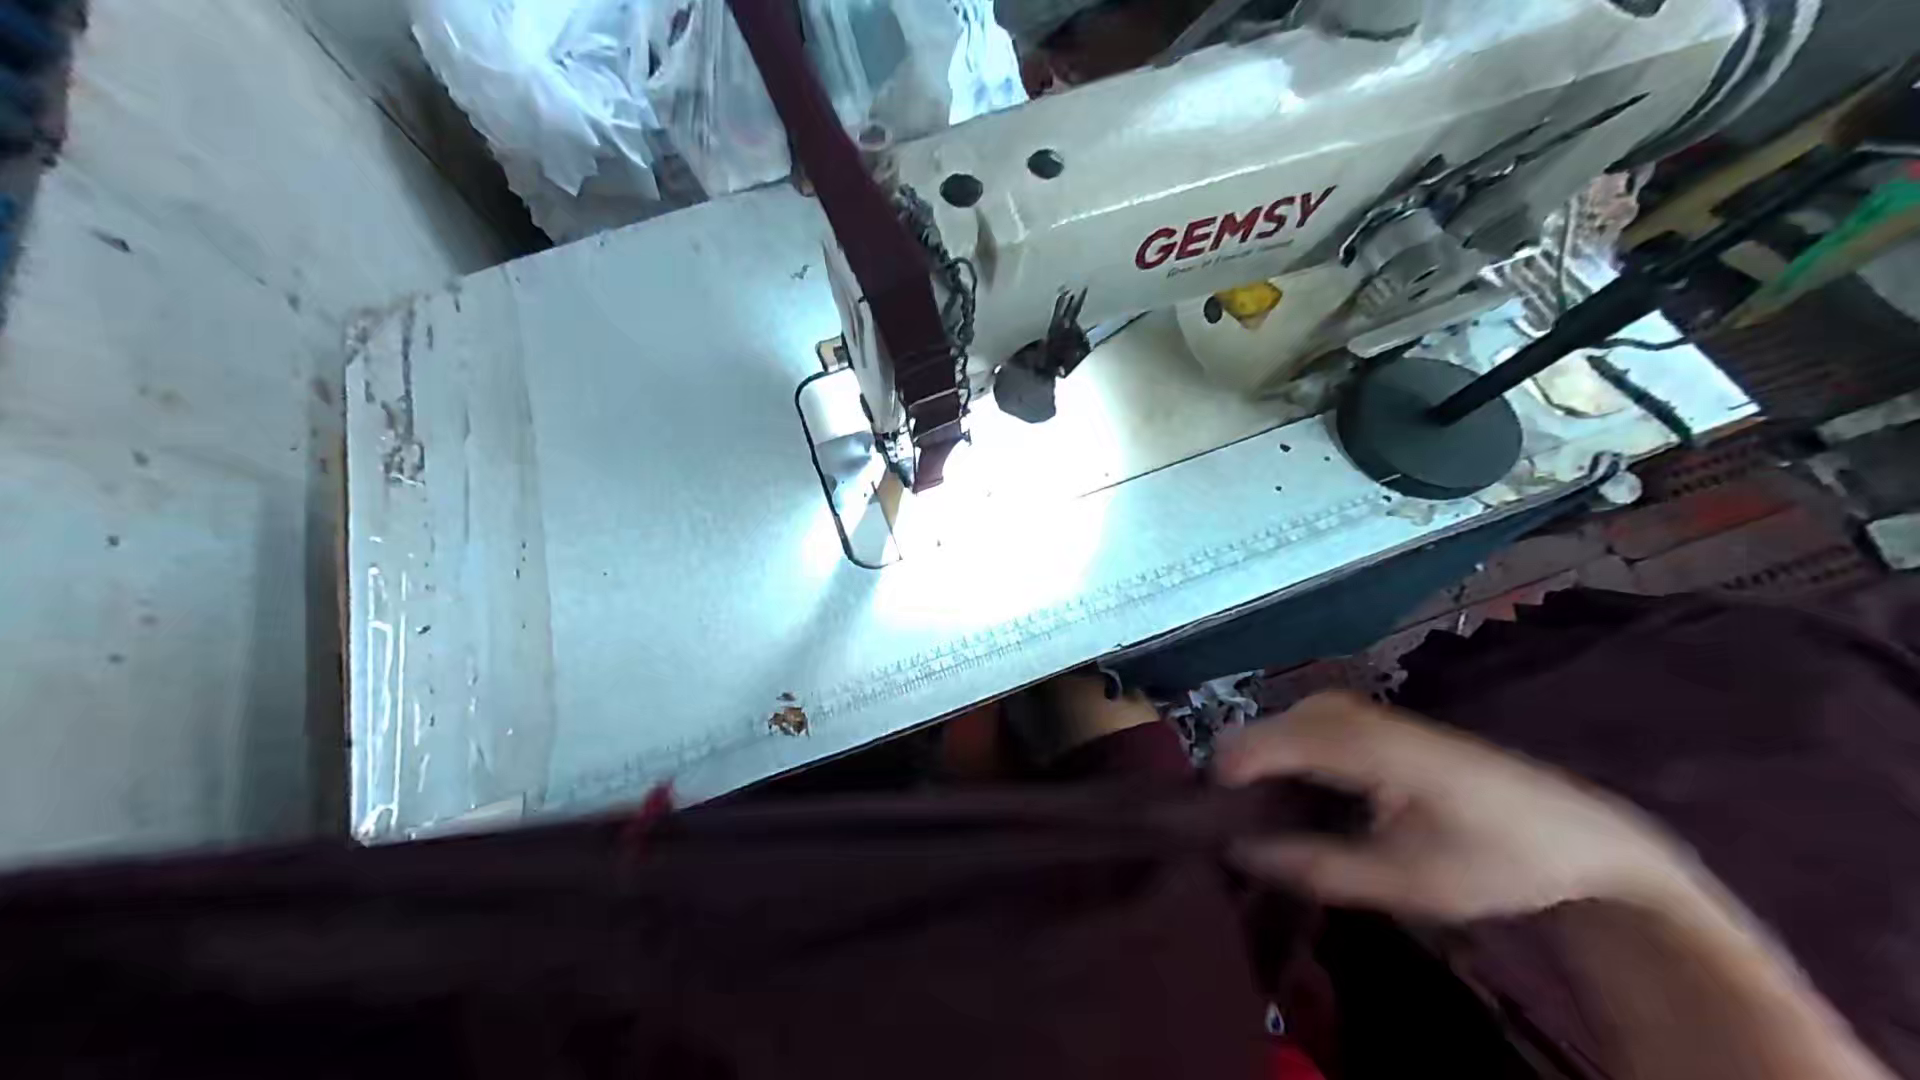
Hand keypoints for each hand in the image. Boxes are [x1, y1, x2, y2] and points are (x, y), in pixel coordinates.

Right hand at [1213, 692, 1700, 920]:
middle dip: (1237, 782)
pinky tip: (1298, 804)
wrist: (1574, 831)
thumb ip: (1316, 866)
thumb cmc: (1496, 858)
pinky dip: (1278, 764)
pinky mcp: (1354, 716)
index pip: (1259, 744)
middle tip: (1245, 838)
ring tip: (1269, 827)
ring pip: (1268, 730)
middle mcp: (1343, 711)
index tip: (1208, 828)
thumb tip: (1235, 849)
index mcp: (1360, 745)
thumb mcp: (1408, 882)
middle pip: (1255, 734)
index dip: (1223, 782)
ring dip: (1258, 775)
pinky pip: (1289, 730)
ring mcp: (1348, 707)